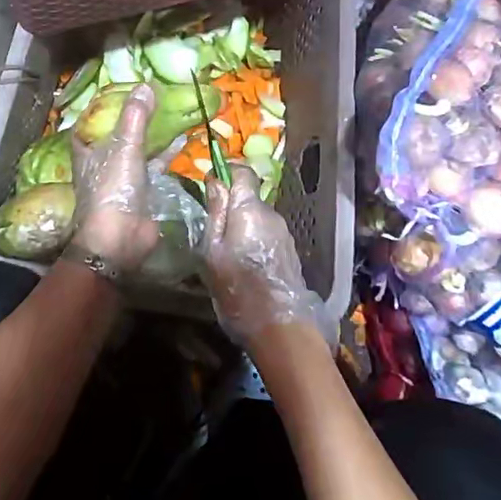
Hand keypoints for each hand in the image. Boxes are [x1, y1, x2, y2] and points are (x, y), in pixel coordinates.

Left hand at [71, 83, 160, 271]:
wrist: (120, 239)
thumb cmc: (112, 189)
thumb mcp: (123, 147)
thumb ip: (135, 117)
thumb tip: (146, 85)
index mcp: (87, 151)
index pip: (87, 124)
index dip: (99, 108)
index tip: (117, 92)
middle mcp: (101, 163)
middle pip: (116, 134)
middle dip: (132, 119)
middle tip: (151, 98)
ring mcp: (121, 178)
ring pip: (137, 149)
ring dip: (152, 135)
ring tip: (171, 113)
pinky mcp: (141, 192)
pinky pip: (154, 166)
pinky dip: (167, 154)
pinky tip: (183, 140)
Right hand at [202, 164, 322, 344]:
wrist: (278, 327)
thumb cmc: (236, 288)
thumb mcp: (212, 250)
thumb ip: (215, 212)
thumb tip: (215, 180)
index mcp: (250, 209)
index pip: (244, 172)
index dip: (227, 172)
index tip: (211, 184)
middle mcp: (271, 214)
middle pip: (249, 197)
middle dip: (230, 205)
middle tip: (211, 229)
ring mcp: (284, 233)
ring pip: (257, 217)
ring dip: (242, 225)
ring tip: (226, 252)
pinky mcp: (289, 250)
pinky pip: (266, 233)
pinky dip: (253, 239)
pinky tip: (245, 263)